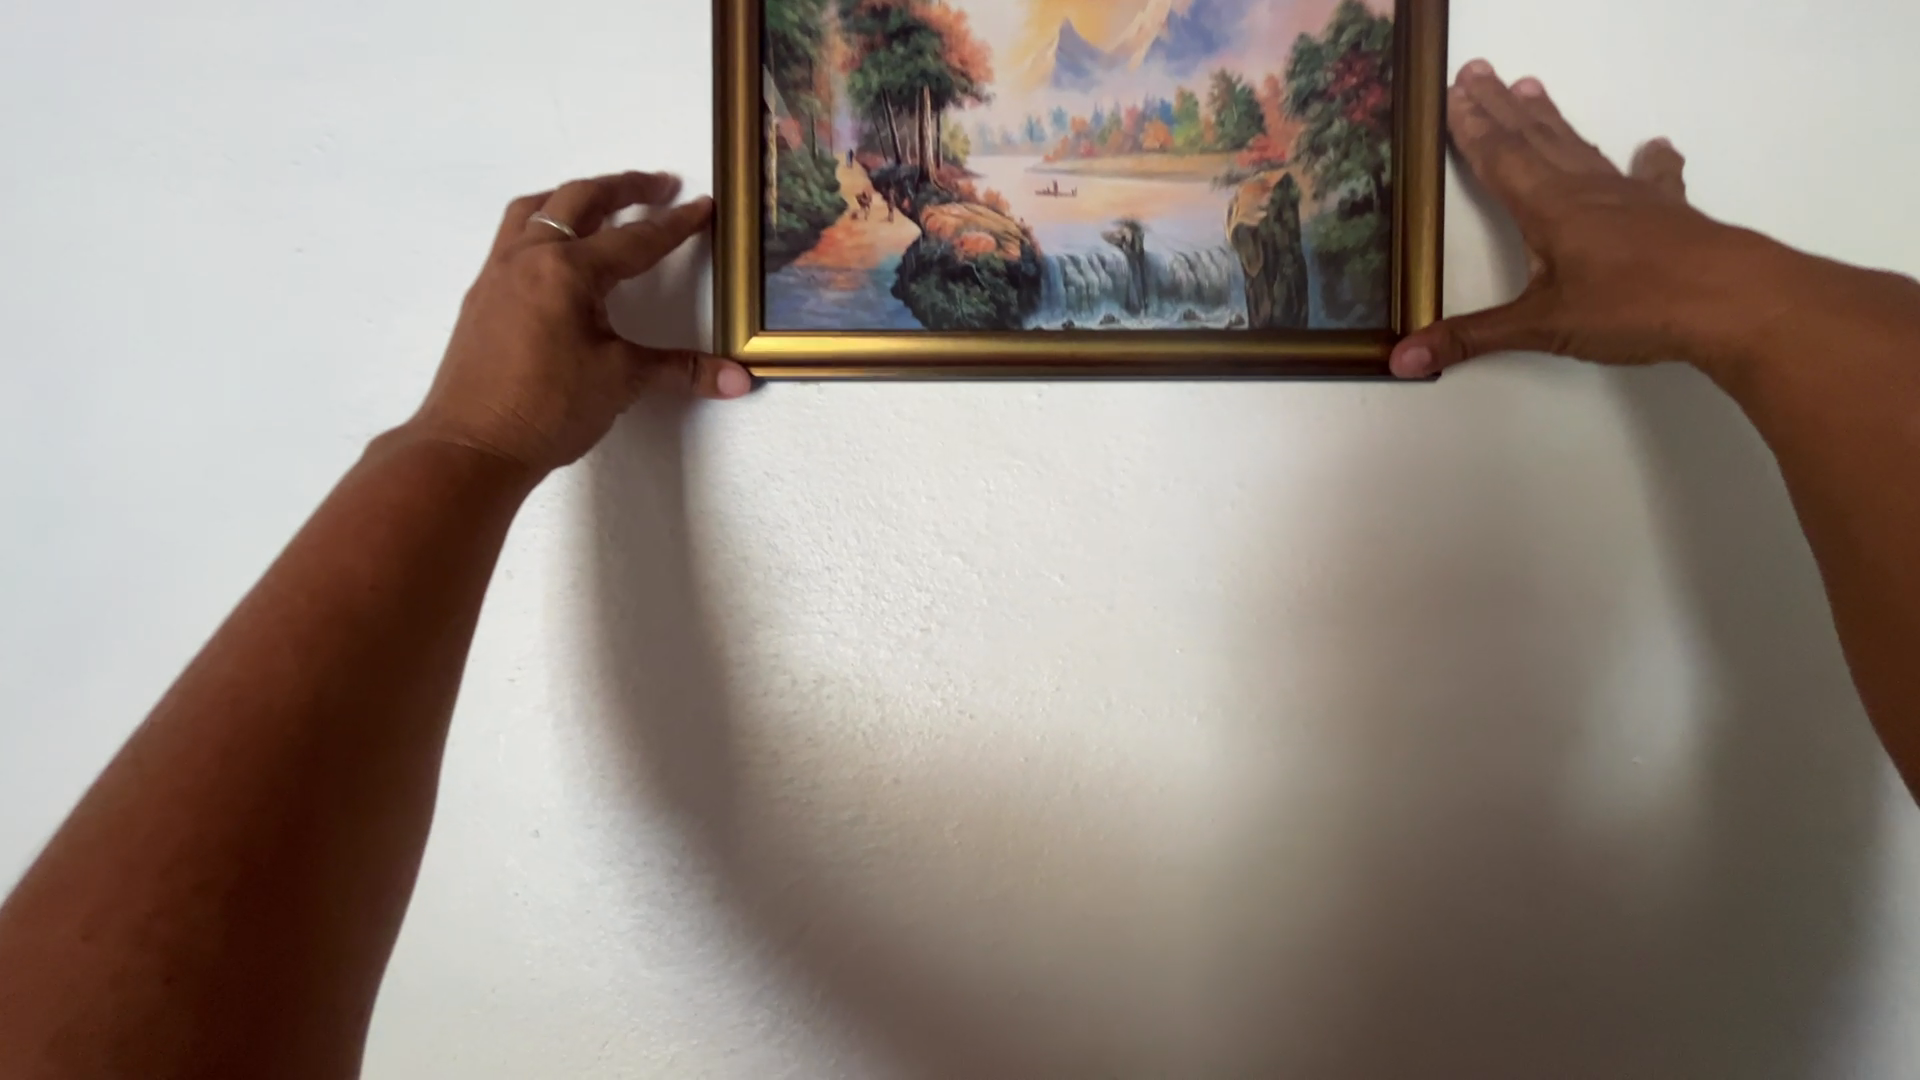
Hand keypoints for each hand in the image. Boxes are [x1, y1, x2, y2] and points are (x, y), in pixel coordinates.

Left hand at [407, 171, 751, 472]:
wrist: (472, 444)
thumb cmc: (549, 408)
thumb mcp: (622, 382)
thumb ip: (681, 370)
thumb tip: (741, 380)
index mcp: (566, 270)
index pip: (634, 240)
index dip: (675, 225)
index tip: (702, 205)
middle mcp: (528, 256)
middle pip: (579, 200)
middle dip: (624, 188)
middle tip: (660, 184)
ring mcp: (498, 272)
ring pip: (536, 208)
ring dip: (575, 197)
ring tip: (604, 204)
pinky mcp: (484, 294)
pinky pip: (515, 235)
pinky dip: (545, 223)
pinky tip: (559, 251)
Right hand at [1391, 62, 1788, 380]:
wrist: (1738, 303)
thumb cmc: (1633, 306)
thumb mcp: (1539, 326)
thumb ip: (1468, 338)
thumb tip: (1401, 358)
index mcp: (1551, 209)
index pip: (1502, 160)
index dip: (1472, 129)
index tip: (1451, 95)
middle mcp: (1587, 192)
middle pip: (1535, 139)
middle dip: (1500, 108)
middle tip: (1477, 71)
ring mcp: (1630, 198)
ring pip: (1578, 148)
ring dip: (1549, 119)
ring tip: (1530, 88)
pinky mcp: (1666, 214)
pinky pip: (1650, 178)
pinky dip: (1649, 162)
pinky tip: (1653, 148)